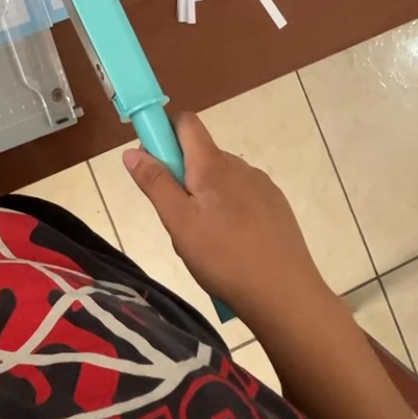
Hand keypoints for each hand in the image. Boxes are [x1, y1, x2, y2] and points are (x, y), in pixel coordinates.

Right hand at [121, 112, 322, 318]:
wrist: (285, 295)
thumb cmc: (224, 257)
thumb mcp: (178, 223)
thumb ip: (155, 183)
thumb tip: (132, 150)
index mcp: (212, 164)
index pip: (186, 122)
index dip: (164, 133)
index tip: (154, 165)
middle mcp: (239, 166)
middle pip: (200, 155)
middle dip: (181, 176)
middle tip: (177, 220)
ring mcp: (261, 186)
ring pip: (220, 179)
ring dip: (204, 196)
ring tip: (204, 240)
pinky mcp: (276, 206)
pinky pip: (241, 196)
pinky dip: (228, 210)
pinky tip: (231, 244)